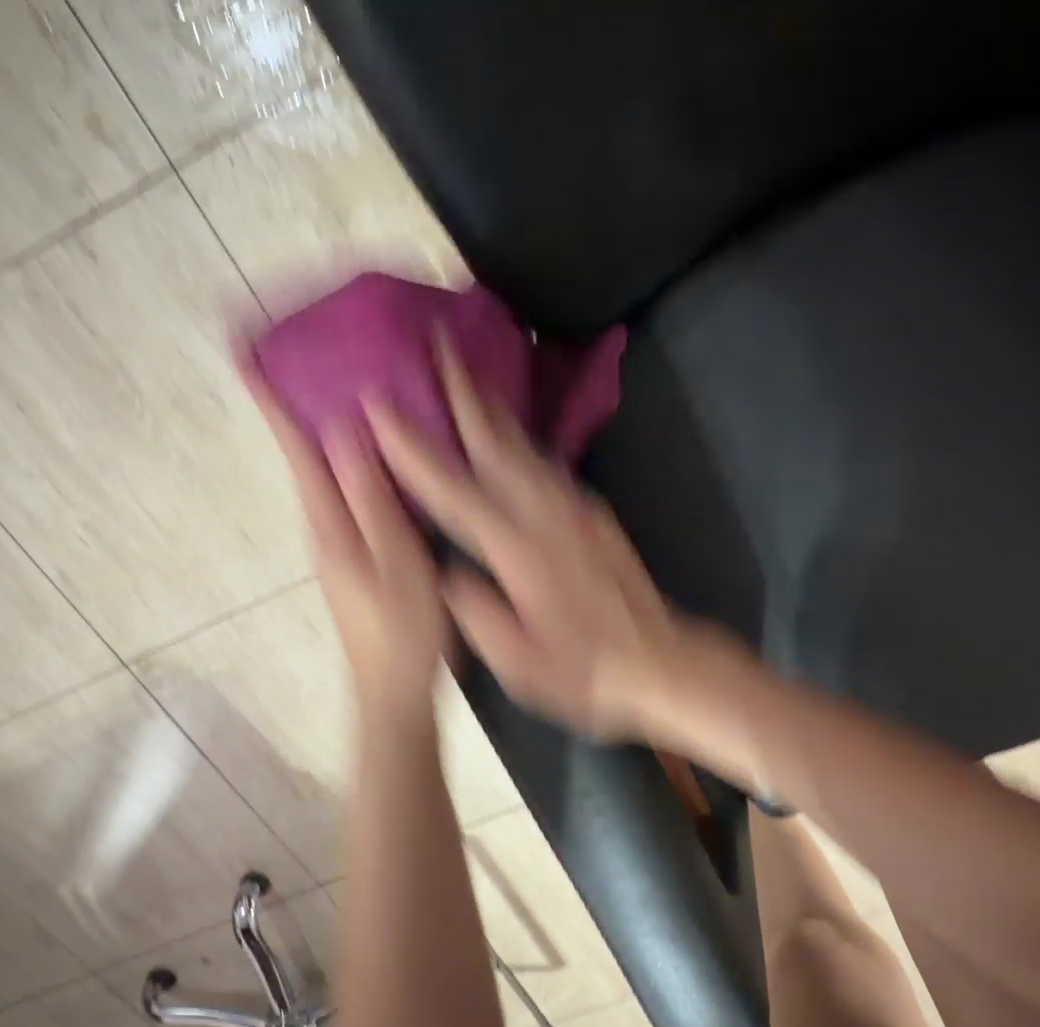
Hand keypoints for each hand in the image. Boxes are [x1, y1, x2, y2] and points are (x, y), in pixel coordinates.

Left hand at [242, 360, 446, 713]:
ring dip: (329, 434)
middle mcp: (324, 528)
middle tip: (312, 359)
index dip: (274, 404)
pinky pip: (348, 496)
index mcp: (330, 524)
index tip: (246, 356)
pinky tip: (381, 458)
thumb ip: (372, 499)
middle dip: (299, 409)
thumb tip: (344, 432)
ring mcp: (338, 546)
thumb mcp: (396, 561)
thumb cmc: (402, 630)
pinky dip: (353, 466)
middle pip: (307, 458)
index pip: (298, 451)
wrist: (393, 694)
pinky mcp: (356, 558)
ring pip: (328, 477)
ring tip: (350, 392)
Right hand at [364, 333, 686, 741]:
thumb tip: (447, 572)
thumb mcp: (519, 661)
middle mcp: (544, 514)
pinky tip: (510, 436)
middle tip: (438, 343)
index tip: (378, 406)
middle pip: (494, 443)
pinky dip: (521, 440)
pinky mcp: (592, 513)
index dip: (411, 448)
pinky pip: (546, 463)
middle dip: (462, 391)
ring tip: (466, 374)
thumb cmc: (585, 670)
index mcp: (516, 549)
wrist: (660, 659)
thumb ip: (477, 611)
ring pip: (524, 446)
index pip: (451, 489)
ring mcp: (573, 508)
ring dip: (493, 408)